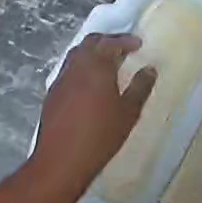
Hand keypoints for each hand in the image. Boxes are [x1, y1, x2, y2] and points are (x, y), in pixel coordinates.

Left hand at [27, 33, 156, 192]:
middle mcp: (75, 67)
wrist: (60, 162)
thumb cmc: (100, 135)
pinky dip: (82, 67)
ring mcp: (60, 80)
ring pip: (76, 55)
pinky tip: (90, 84)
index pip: (110, 42)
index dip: (125, 40)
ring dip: (93, 53)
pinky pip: (69, 70)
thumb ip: (140, 87)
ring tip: (108, 64)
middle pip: (90, 43)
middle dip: (107, 41)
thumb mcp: (129, 112)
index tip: (138, 44)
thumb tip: (149, 69)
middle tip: (123, 48)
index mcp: (95, 66)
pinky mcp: (52, 95)